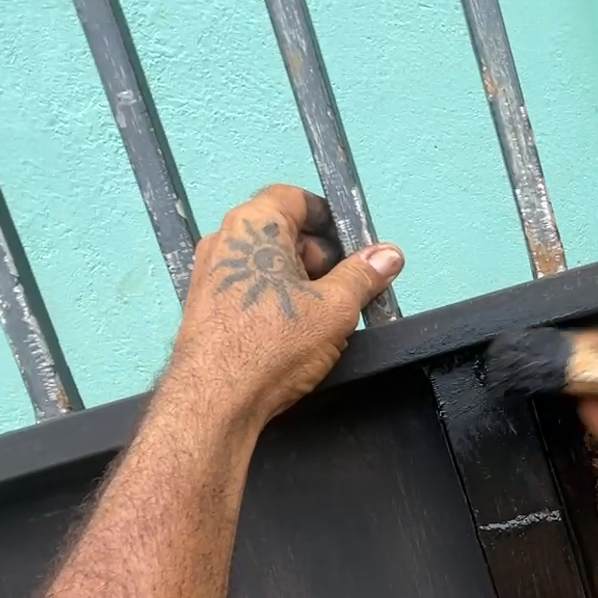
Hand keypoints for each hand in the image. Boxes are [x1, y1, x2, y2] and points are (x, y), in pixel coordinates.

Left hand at [171, 184, 402, 420]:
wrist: (218, 398)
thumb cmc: (269, 346)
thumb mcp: (336, 308)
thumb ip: (364, 276)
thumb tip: (387, 256)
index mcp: (254, 226)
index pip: (295, 199)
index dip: (329, 218)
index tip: (354, 244)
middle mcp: (226, 242)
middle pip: (284, 235)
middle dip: (322, 259)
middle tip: (350, 290)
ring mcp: (213, 276)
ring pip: (270, 267)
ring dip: (303, 286)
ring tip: (326, 321)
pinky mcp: (210, 308)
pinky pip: (254, 293)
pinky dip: (280, 304)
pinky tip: (297, 337)